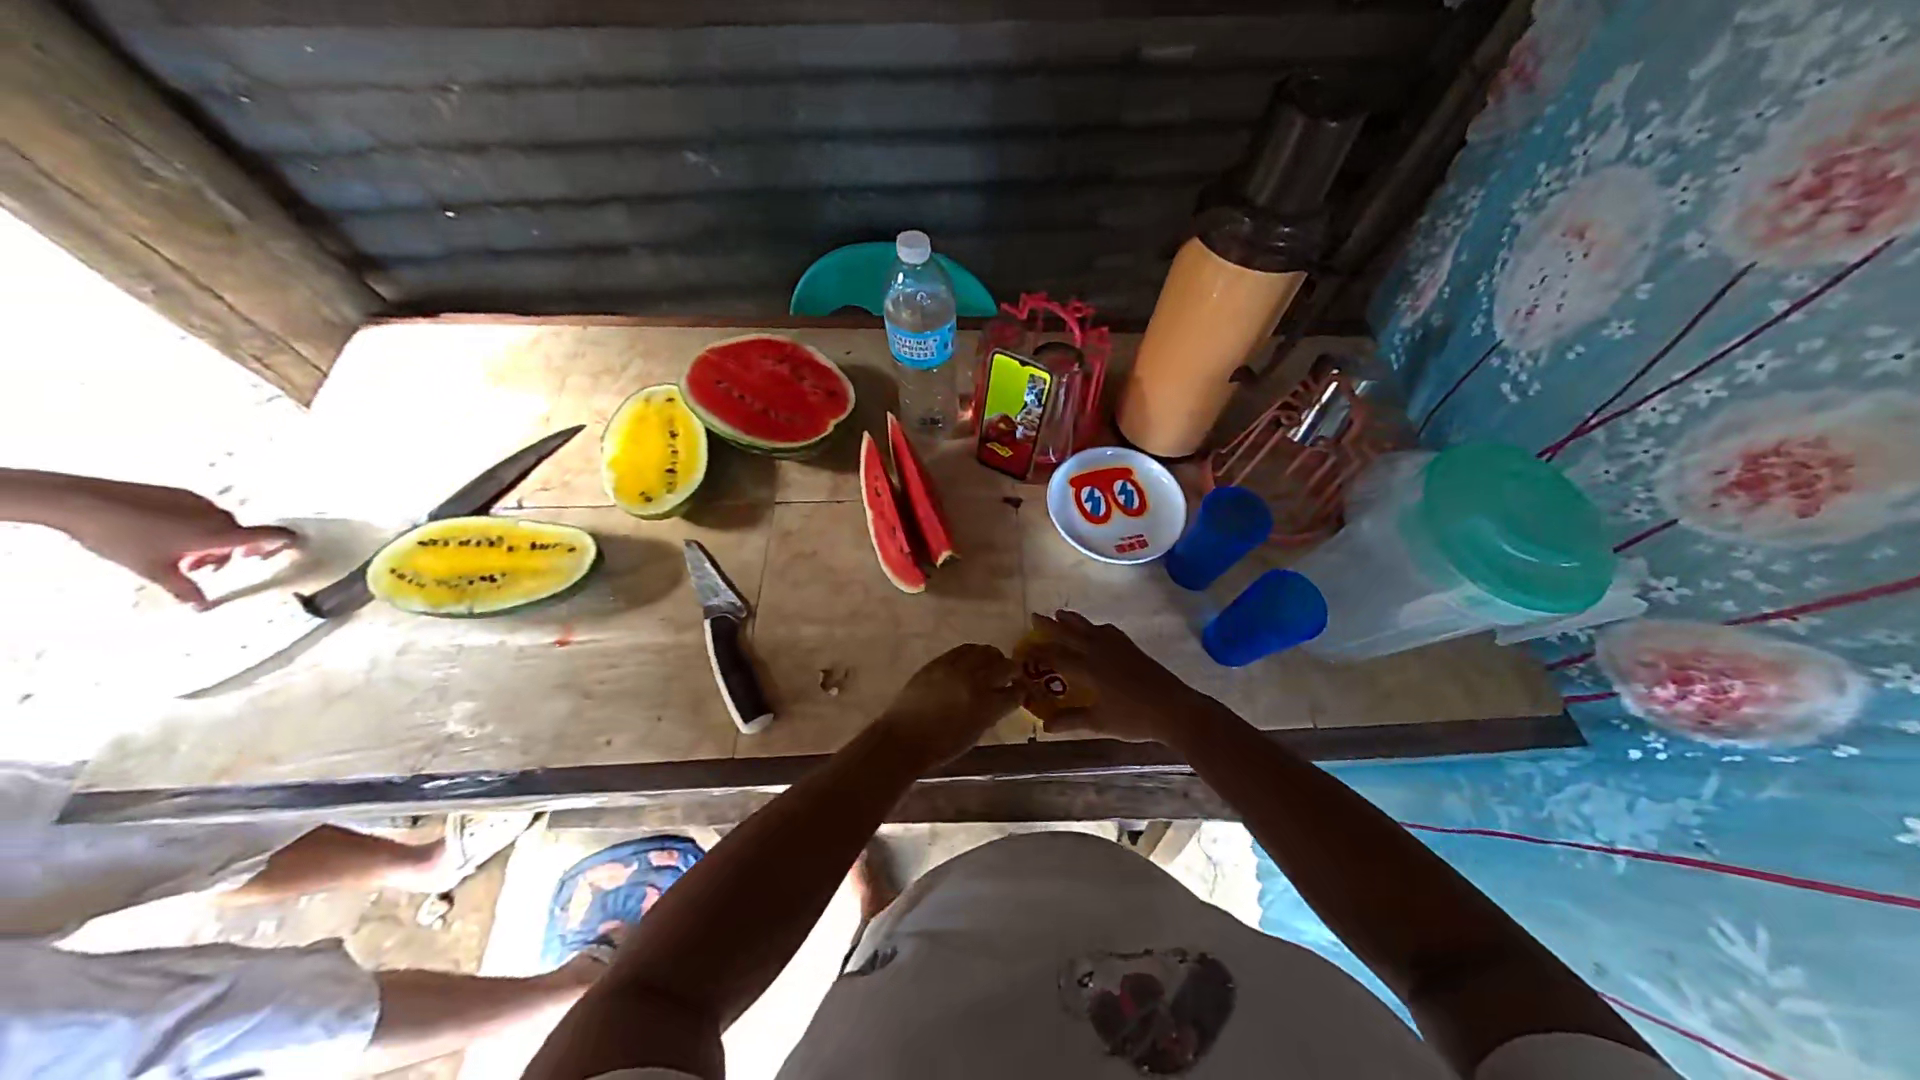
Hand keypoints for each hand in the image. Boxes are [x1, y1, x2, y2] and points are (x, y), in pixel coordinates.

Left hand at [51, 477, 296, 607]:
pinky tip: (160, 534)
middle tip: (197, 567)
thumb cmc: (122, 540)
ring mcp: (198, 503)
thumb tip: (204, 608)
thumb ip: (185, 589)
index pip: (270, 535)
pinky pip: (199, 513)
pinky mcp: (179, 494)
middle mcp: (218, 516)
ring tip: (175, 553)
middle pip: (239, 535)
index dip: (285, 541)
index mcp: (220, 535)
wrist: (80, 503)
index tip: (289, 547)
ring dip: (208, 541)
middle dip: (226, 553)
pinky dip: (193, 526)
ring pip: (218, 525)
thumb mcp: (152, 570)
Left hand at [875, 643, 1020, 769]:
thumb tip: (999, 699)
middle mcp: (975, 683)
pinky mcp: (939, 662)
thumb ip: (991, 713)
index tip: (1020, 691)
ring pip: (985, 651)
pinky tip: (972, 660)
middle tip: (1010, 675)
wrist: (904, 738)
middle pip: (1005, 666)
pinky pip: (963, 649)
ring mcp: (956, 669)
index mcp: (987, 707)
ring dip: (993, 658)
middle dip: (1012, 671)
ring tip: (991, 664)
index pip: (1015, 693)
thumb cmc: (940, 746)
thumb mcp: (975, 734)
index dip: (1021, 691)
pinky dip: (972, 653)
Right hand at [1030, 610, 1223, 744]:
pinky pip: (1106, 630)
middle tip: (1035, 616)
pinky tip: (1096, 630)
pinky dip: (1095, 627)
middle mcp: (1099, 651)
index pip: (1056, 656)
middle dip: (1050, 626)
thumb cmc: (1134, 718)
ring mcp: (1117, 646)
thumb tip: (1046, 725)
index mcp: (1088, 668)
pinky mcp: (1131, 648)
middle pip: (1069, 634)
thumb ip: (1071, 720)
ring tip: (1060, 613)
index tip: (1024, 650)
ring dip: (1072, 621)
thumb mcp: (1099, 723)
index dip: (1038, 653)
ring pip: (1088, 627)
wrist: (1175, 709)